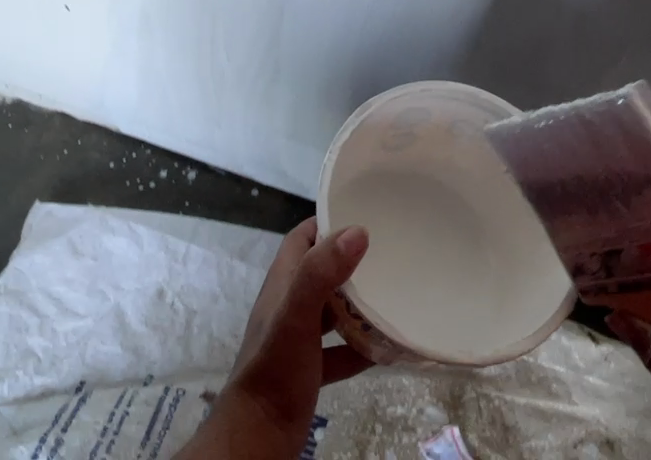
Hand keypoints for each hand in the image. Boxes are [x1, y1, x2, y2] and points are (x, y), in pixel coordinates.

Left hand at [178, 218, 371, 459]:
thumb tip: (357, 231)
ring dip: (358, 303)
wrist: (258, 435)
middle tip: (387, 253)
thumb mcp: (297, 316)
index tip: (361, 214)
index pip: (301, 238)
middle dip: (350, 260)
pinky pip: (341, 350)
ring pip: (332, 310)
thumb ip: (320, 273)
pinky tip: (386, 347)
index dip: (326, 222)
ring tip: (392, 293)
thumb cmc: (276, 369)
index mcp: (282, 285)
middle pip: (320, 271)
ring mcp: (298, 339)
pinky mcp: (309, 369)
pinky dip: (361, 346)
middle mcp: (288, 306)